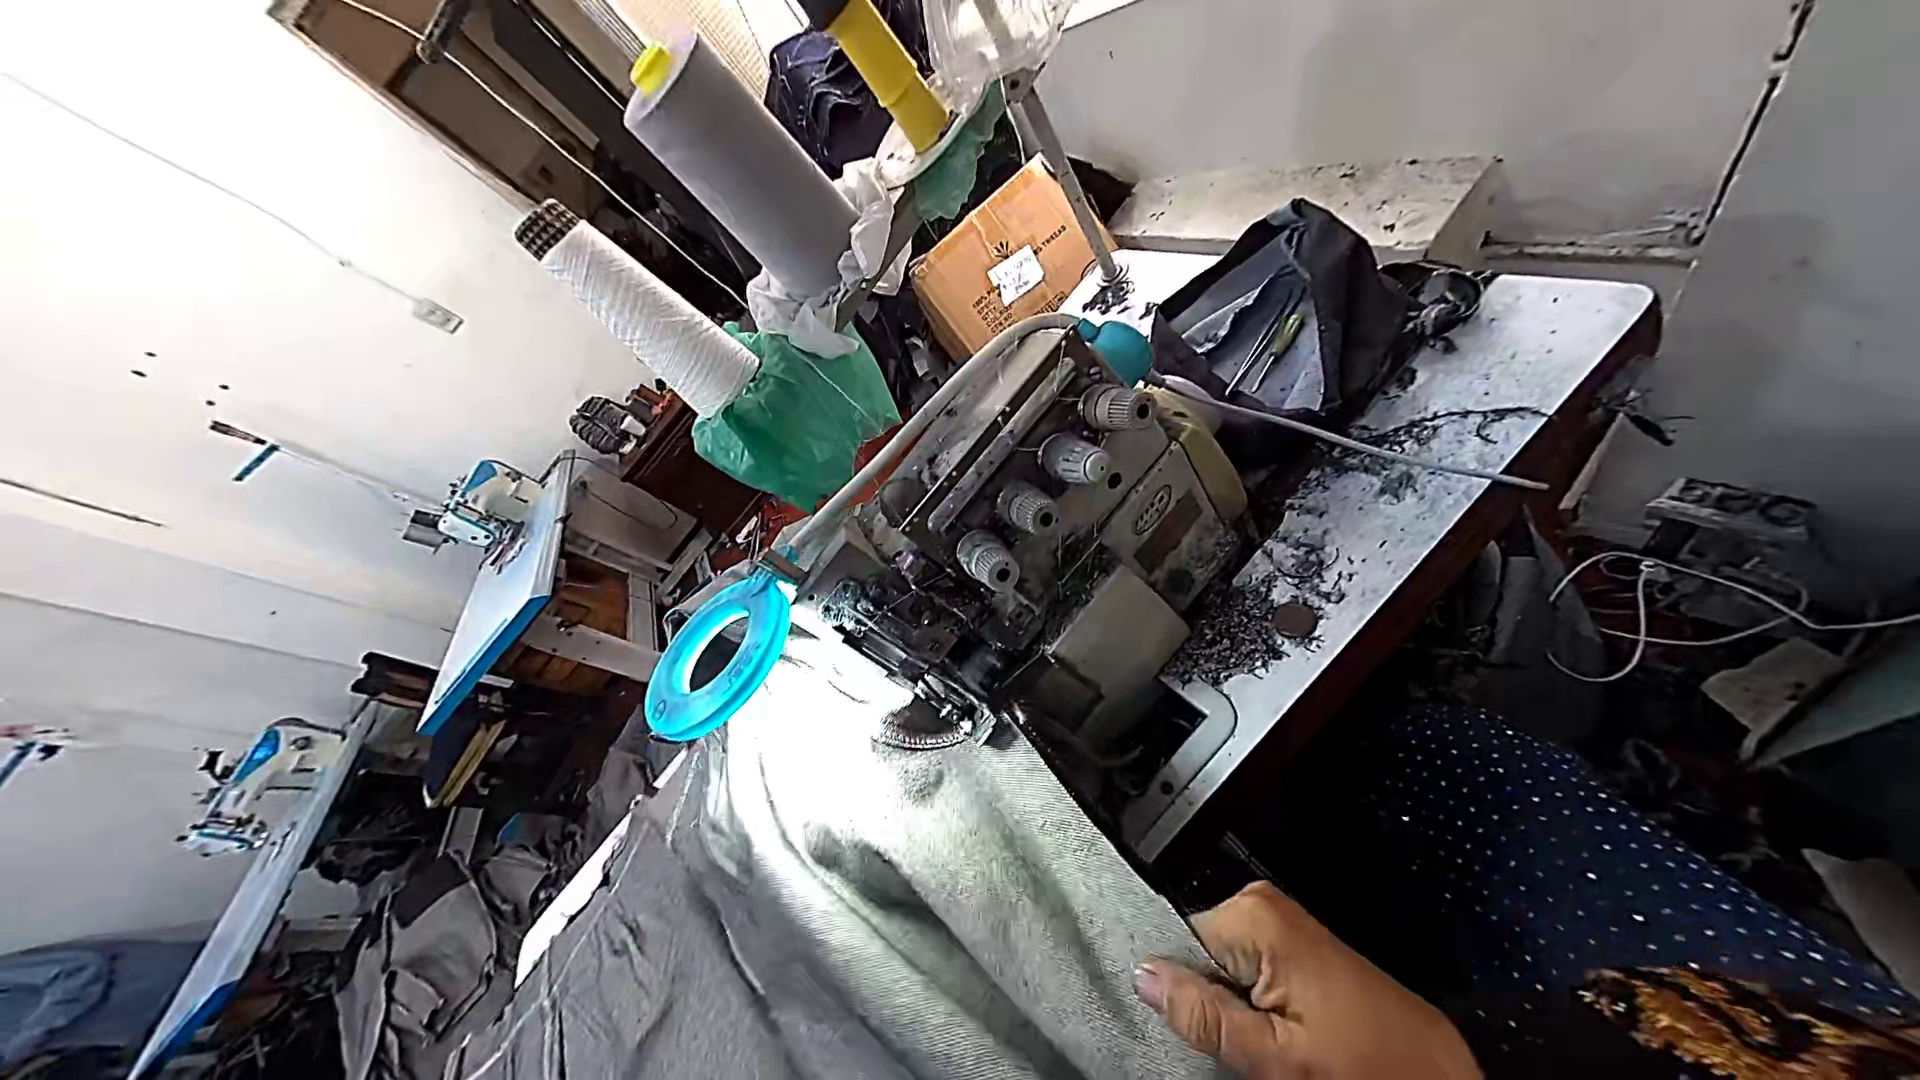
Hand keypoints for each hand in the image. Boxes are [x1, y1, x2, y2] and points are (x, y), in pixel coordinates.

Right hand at [1134, 882, 1478, 1078]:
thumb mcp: (1278, 1059)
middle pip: (1199, 951)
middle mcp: (1265, 903)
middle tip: (1249, 1045)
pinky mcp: (1297, 943)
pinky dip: (1252, 1002)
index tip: (1196, 1024)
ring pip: (1222, 965)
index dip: (1180, 986)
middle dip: (1211, 998)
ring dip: (1231, 1004)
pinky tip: (1277, 1032)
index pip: (1176, 939)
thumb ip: (1204, 1014)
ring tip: (1270, 1042)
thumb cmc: (1373, 1072)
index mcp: (1254, 913)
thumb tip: (1142, 975)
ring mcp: (1283, 922)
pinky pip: (1248, 968)